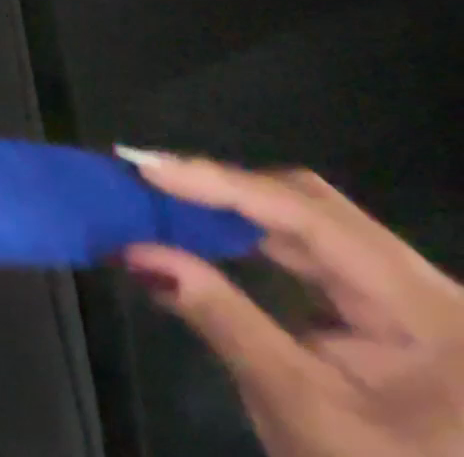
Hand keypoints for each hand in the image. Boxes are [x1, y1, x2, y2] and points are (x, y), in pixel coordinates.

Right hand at [120, 150, 463, 456]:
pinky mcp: (387, 310)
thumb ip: (219, 317)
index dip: (227, 187)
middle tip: (146, 177)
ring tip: (159, 197)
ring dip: (231, 210)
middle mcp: (429, 288)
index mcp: (431, 310)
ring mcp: (410, 298)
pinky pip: (311, 252)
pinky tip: (201, 229)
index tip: (148, 170)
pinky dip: (249, 237)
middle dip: (226, 189)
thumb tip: (136, 251)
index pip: (314, 220)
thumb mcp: (292, 399)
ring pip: (311, 225)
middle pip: (316, 209)